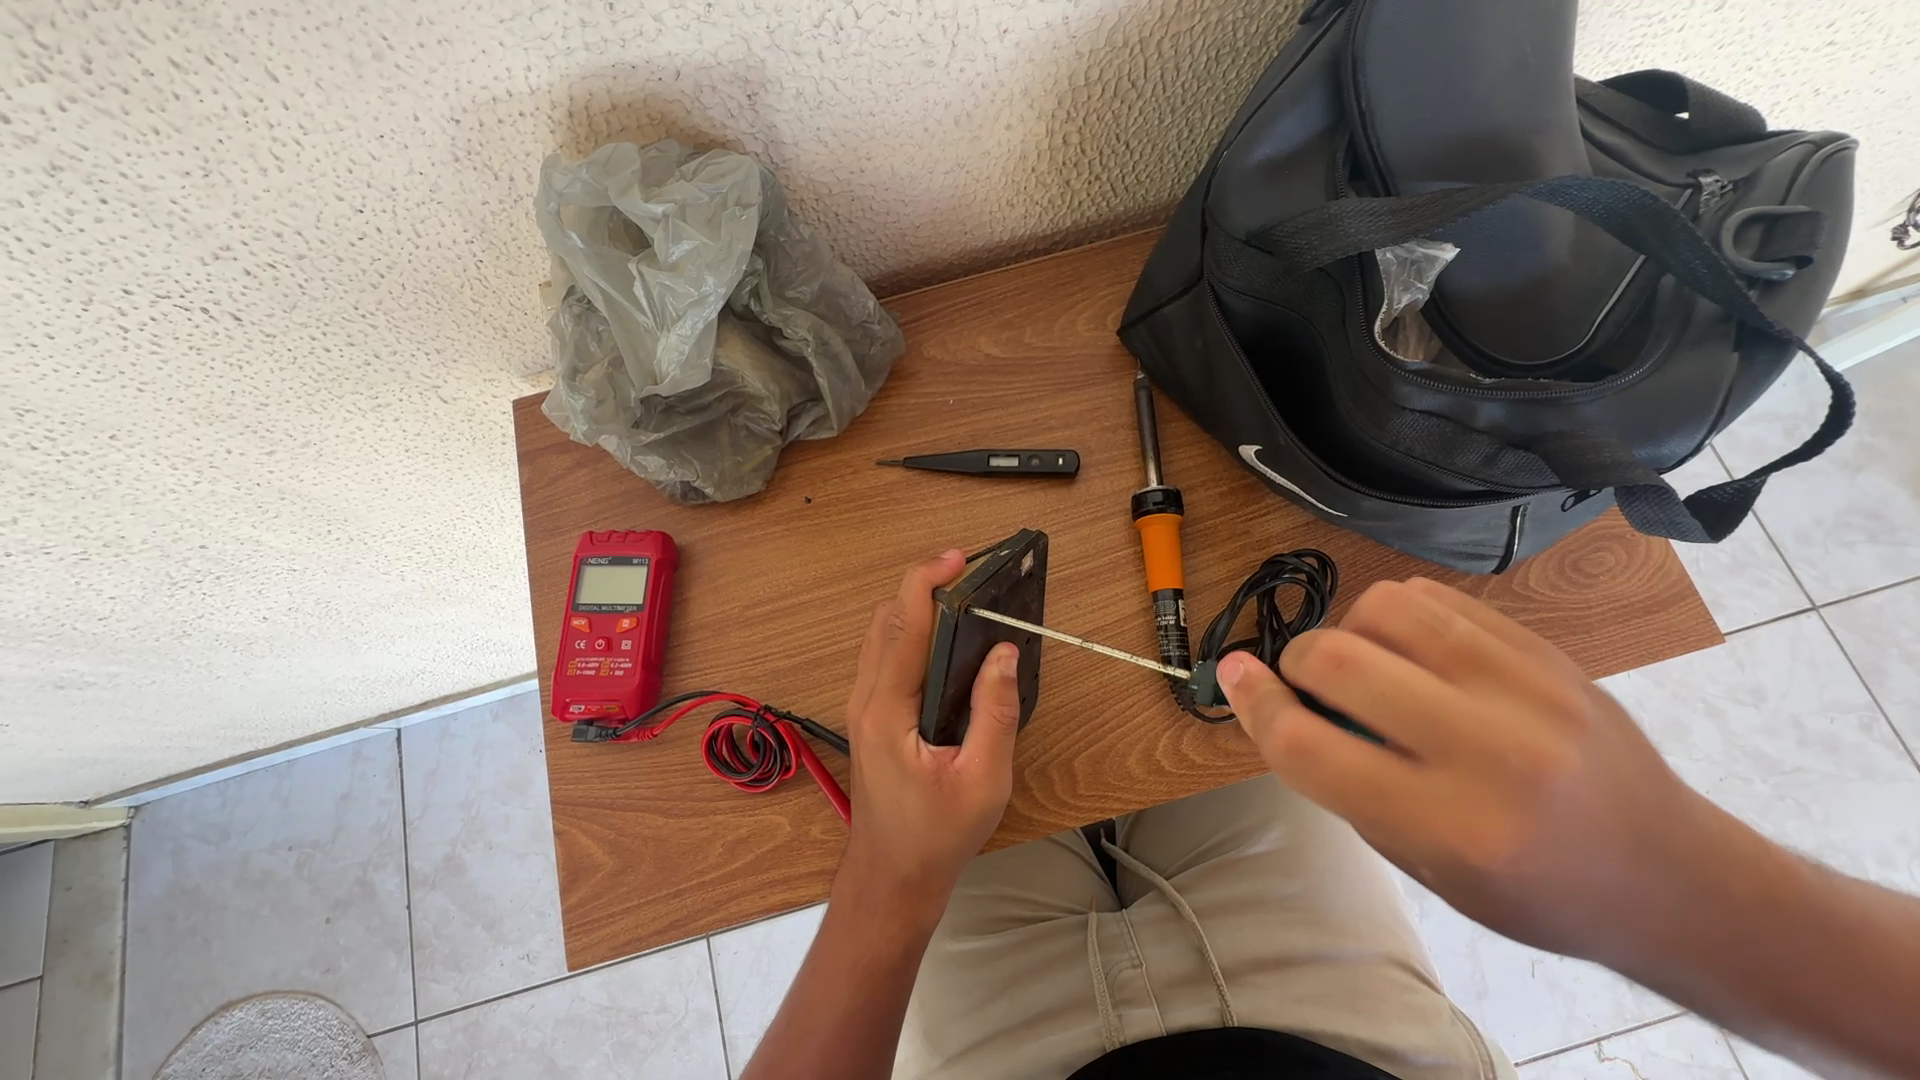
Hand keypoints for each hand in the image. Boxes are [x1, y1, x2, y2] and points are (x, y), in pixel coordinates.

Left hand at [838, 550, 1024, 919]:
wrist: (891, 877)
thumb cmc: (936, 836)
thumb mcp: (982, 780)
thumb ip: (996, 713)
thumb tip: (1005, 653)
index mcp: (886, 710)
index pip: (902, 626)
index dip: (927, 582)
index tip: (957, 558)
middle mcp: (865, 699)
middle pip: (885, 620)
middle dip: (922, 588)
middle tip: (970, 579)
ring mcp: (862, 707)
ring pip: (880, 635)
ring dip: (915, 608)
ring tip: (963, 602)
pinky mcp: (869, 716)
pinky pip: (884, 657)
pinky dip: (910, 633)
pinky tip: (945, 642)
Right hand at [1217, 576, 1738, 964]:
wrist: (1669, 875)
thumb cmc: (1529, 889)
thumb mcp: (1418, 861)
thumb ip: (1342, 776)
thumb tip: (1273, 696)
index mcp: (1446, 823)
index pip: (1307, 744)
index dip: (1253, 703)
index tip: (1234, 676)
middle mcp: (1486, 748)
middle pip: (1336, 661)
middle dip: (1296, 665)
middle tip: (1310, 686)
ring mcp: (1524, 687)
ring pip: (1384, 607)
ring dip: (1348, 630)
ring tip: (1367, 663)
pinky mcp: (1546, 651)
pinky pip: (1435, 596)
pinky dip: (1397, 615)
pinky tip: (1409, 647)